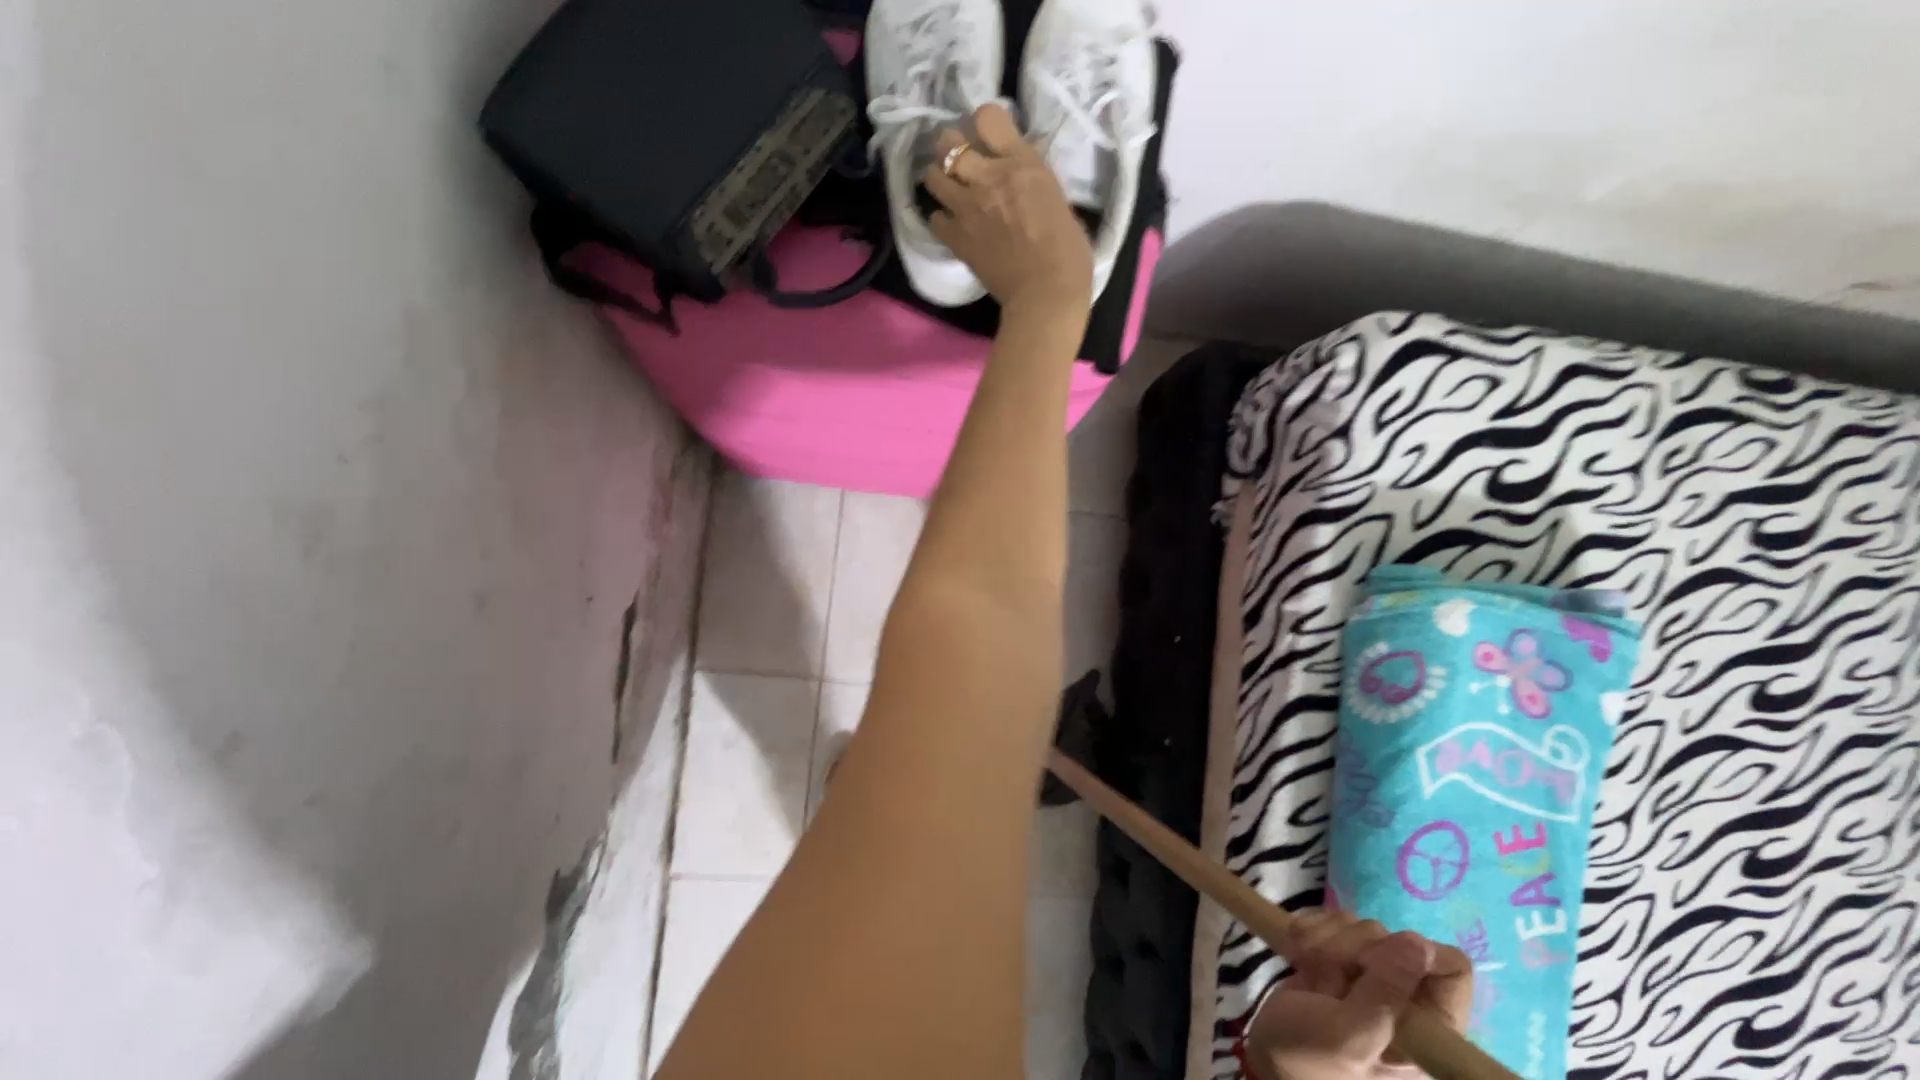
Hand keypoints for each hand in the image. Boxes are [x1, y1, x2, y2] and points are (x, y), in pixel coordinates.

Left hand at [922, 104, 1093, 317]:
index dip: (983, 123)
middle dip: (950, 147)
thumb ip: (1031, 180)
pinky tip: (952, 225)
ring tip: (951, 190)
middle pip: (948, 141)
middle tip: (960, 161)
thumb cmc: (1068, 250)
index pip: (987, 116)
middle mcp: (988, 177)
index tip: (987, 136)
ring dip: (940, 179)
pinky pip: (933, 217)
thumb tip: (1019, 178)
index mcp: (1022, 163)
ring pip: (933, 175)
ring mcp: (967, 207)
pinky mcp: (955, 237)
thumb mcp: (1057, 198)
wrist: (1046, 294)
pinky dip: (940, 219)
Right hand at [1242, 911, 1473, 1079]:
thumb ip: (1383, 994)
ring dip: (1328, 940)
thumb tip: (1417, 942)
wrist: (1266, 1061)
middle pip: (1399, 940)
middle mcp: (1406, 998)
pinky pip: (1334, 923)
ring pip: (1363, 928)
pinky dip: (1312, 930)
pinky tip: (1298, 954)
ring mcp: (1371, 975)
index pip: (1452, 968)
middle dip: (1355, 946)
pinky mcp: (1339, 959)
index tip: (1372, 959)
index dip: (1416, 953)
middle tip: (1330, 973)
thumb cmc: (1311, 1062)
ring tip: (1309, 969)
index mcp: (1428, 1027)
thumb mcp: (1348, 1037)